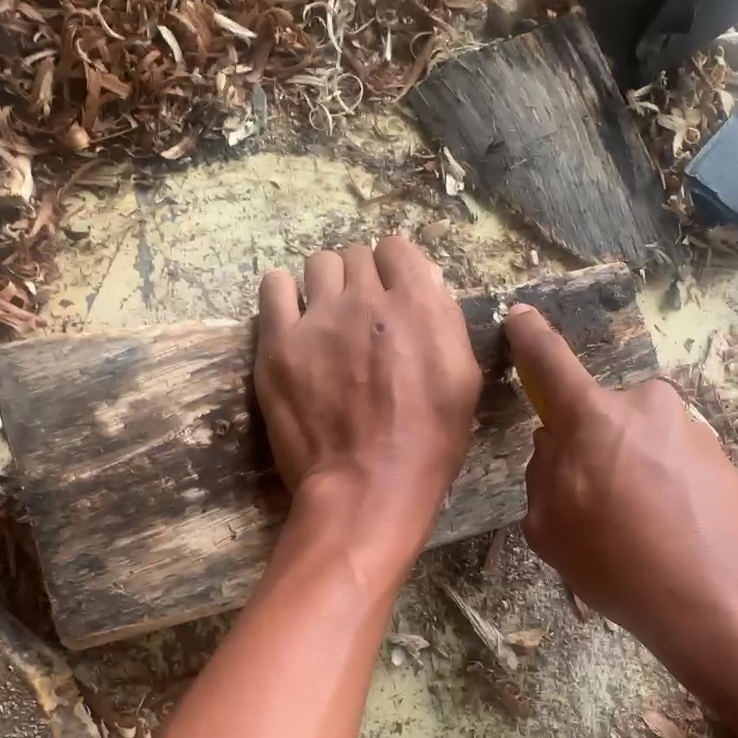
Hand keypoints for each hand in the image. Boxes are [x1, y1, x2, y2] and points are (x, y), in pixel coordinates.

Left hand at [255, 238, 481, 558]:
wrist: (367, 489)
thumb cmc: (427, 445)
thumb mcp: (462, 382)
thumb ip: (445, 324)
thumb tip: (426, 282)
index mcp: (419, 305)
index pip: (399, 249)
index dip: (396, 270)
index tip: (392, 295)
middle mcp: (368, 299)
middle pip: (358, 255)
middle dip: (362, 279)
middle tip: (361, 317)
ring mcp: (319, 318)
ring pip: (318, 264)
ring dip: (326, 283)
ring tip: (327, 318)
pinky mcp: (279, 342)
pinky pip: (274, 286)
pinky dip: (284, 293)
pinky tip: (292, 317)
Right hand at [507, 305, 737, 669]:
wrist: (722, 597)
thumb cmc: (618, 563)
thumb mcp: (548, 528)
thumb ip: (542, 474)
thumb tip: (554, 445)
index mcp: (592, 416)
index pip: (549, 359)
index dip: (529, 337)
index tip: (520, 317)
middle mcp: (644, 405)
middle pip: (600, 414)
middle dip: (591, 444)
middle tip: (591, 500)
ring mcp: (688, 426)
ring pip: (638, 438)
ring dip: (629, 468)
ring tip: (635, 529)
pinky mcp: (720, 453)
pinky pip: (671, 459)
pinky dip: (661, 485)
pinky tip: (666, 532)